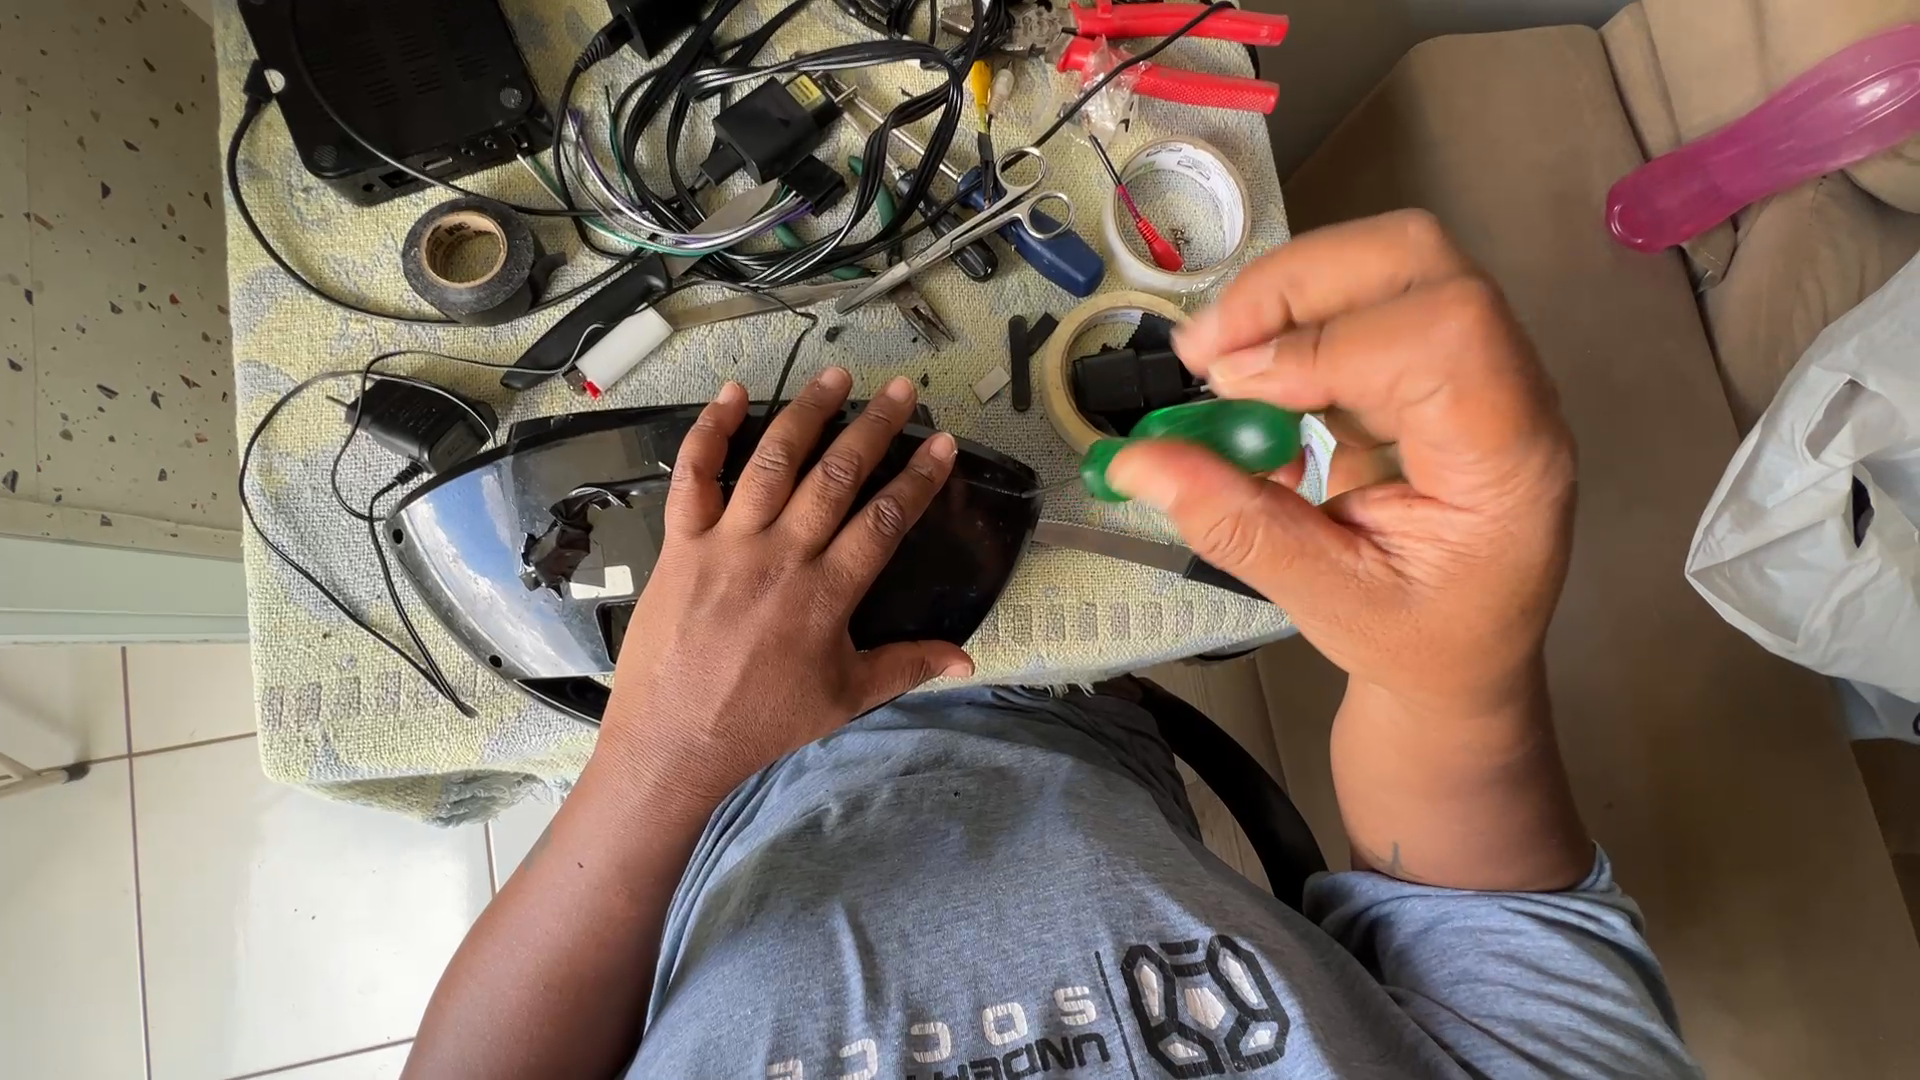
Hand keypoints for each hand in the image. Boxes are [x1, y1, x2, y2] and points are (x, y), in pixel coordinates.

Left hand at [598, 369, 972, 803]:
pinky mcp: (681, 542)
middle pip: (836, 477)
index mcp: (826, 593)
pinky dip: (710, 431)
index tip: (943, 443)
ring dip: (806, 414)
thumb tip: (969, 661)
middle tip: (901, 390)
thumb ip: (908, 667)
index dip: (918, 478)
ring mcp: (727, 543)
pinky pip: (693, 476)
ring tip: (835, 377)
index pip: (884, 520)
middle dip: (874, 427)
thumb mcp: (846, 698)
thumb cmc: (764, 721)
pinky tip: (733, 394)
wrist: (673, 741)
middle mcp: (781, 555)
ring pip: (772, 462)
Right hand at [1109, 211, 1576, 721]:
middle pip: (1411, 261)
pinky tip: (1243, 385)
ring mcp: (1465, 369)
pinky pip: (1350, 307)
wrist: (1461, 657)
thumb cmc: (1414, 640)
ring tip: (1212, 363)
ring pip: (1379, 264)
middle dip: (1288, 288)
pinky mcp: (1419, 370)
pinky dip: (1279, 329)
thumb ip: (1233, 527)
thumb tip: (1133, 463)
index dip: (1320, 344)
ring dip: (1277, 298)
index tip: (1229, 388)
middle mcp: (1502, 388)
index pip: (1439, 334)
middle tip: (1203, 352)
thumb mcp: (1322, 599)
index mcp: (1504, 455)